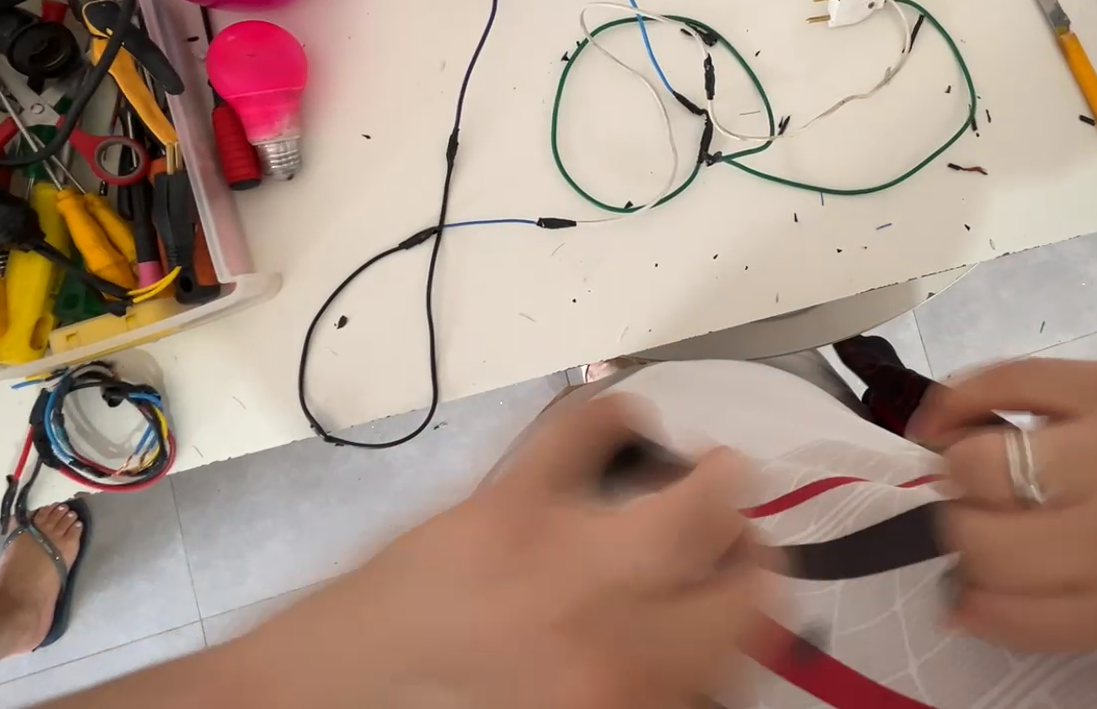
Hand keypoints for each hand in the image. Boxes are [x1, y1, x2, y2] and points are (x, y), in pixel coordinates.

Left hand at [232, 395, 778, 708]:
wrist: (331, 698)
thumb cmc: (470, 708)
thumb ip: (655, 677)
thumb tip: (710, 644)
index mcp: (627, 682)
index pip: (748, 623)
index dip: (765, 606)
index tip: (757, 596)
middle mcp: (607, 607)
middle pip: (737, 550)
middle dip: (754, 539)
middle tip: (744, 537)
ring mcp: (558, 538)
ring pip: (691, 486)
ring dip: (716, 478)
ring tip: (710, 475)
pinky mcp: (508, 492)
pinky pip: (586, 425)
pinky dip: (621, 416)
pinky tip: (628, 430)